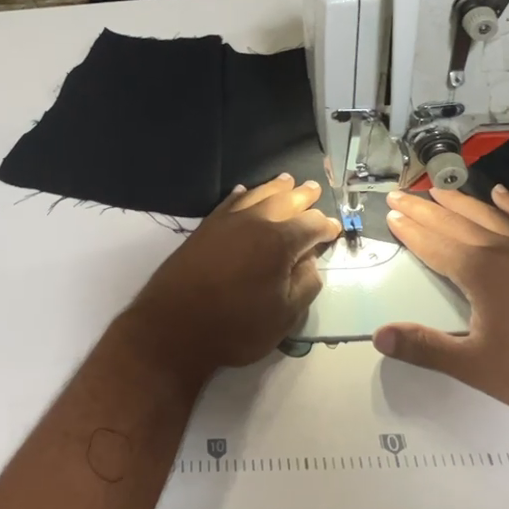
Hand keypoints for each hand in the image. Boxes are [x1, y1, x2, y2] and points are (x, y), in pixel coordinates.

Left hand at [121, 175, 340, 381]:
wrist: (174, 327)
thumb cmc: (236, 327)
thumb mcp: (285, 316)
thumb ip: (305, 284)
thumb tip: (310, 260)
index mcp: (280, 242)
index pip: (311, 225)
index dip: (326, 227)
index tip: (334, 229)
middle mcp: (254, 222)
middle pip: (285, 201)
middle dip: (303, 196)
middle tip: (314, 189)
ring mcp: (226, 222)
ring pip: (256, 194)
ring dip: (275, 188)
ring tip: (287, 181)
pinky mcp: (204, 228)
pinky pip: (229, 202)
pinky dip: (242, 194)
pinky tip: (245, 191)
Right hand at [372, 184, 508, 416]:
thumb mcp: (476, 366)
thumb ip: (425, 348)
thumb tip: (379, 337)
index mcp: (479, 271)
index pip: (433, 243)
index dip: (409, 229)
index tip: (390, 214)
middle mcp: (503, 249)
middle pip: (454, 221)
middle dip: (424, 208)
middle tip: (400, 194)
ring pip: (488, 214)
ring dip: (460, 200)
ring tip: (438, 189)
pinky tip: (502, 194)